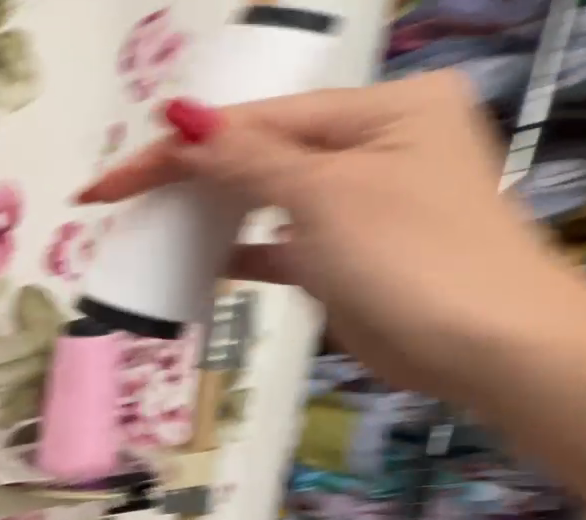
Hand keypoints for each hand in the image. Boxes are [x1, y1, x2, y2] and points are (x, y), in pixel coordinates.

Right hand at [78, 73, 582, 399]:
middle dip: (182, 173)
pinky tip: (192, 257)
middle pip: (254, 151)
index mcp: (383, 109)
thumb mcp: (323, 195)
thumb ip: (248, 158)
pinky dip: (232, 247)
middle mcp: (372, 143)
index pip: (255, 121)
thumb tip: (182, 119)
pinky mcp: (341, 250)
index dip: (174, 149)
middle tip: (109, 199)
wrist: (480, 344)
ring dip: (201, 207)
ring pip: (259, 193)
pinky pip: (272, 239)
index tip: (104, 185)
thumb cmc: (408, 255)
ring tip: (141, 218)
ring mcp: (359, 198)